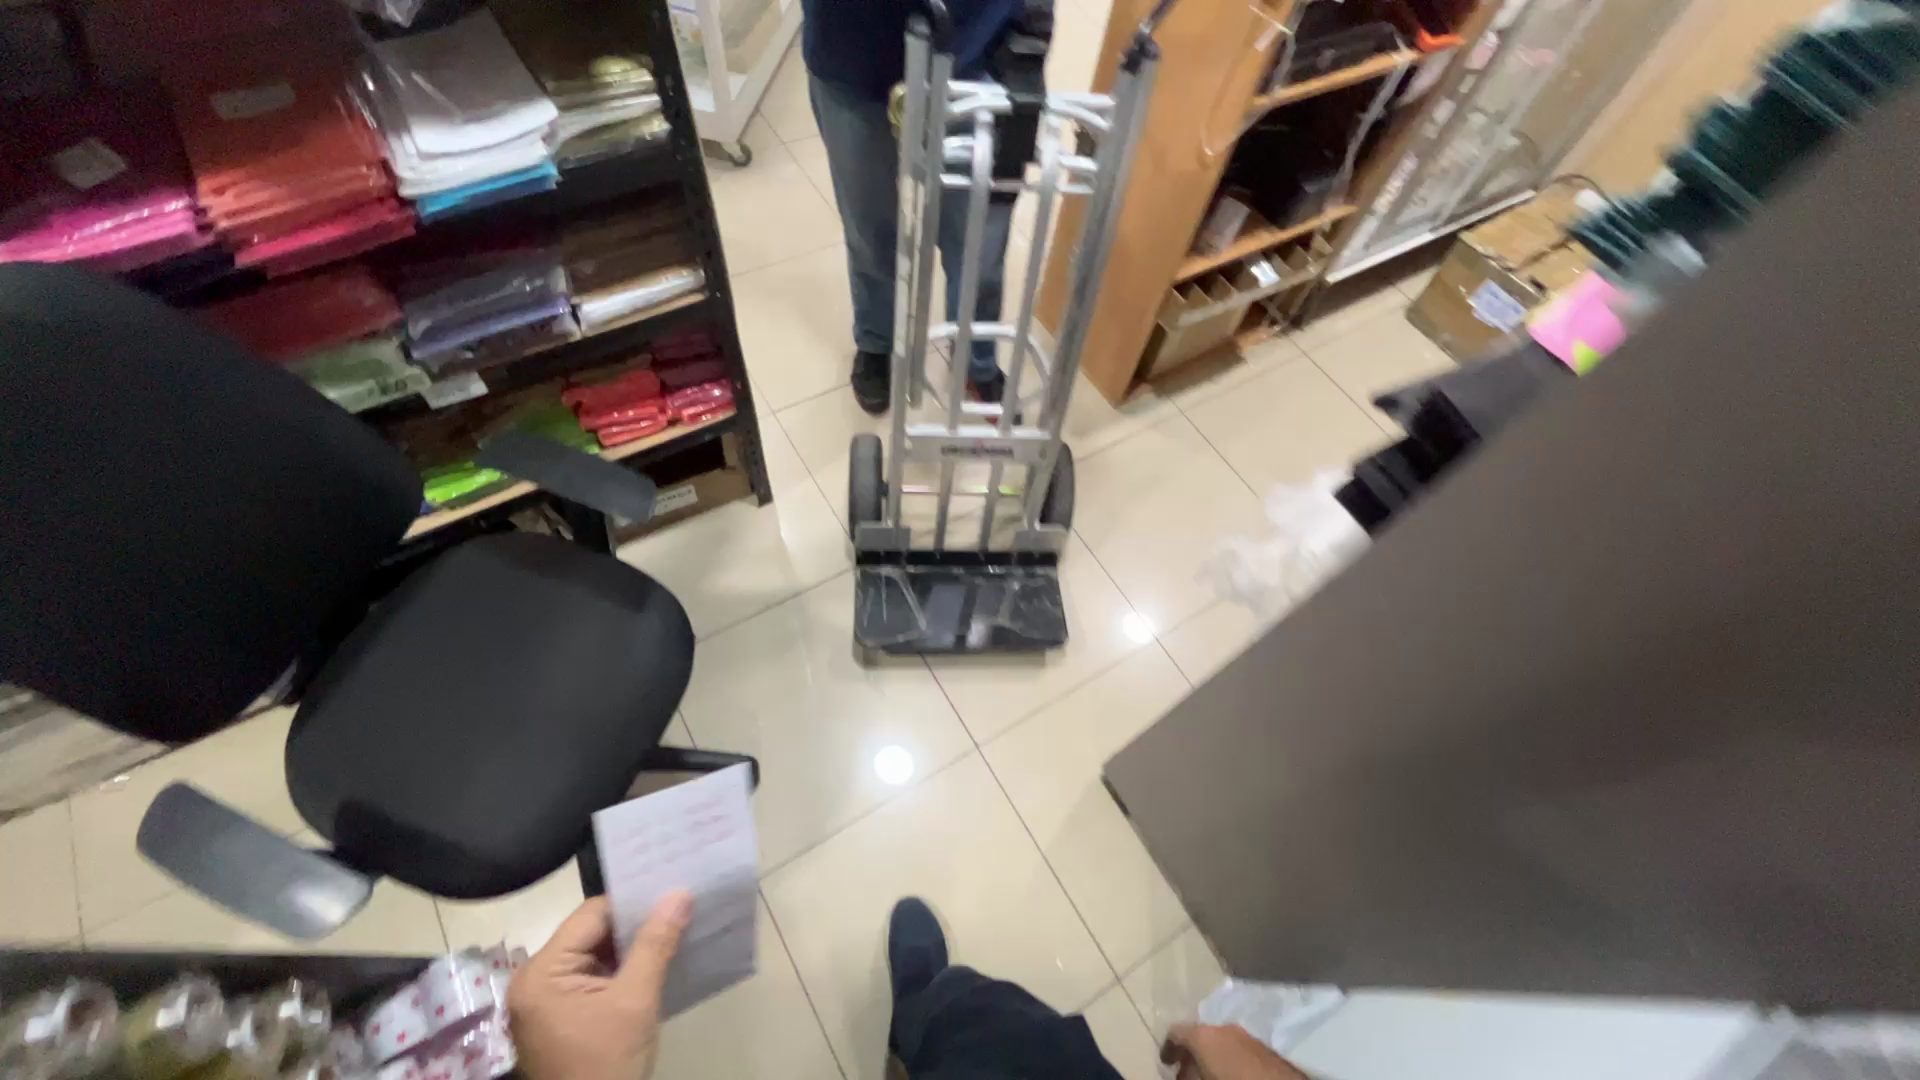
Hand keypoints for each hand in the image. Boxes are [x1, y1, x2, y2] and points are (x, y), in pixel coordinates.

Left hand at [508, 891, 692, 1079]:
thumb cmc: (606, 1066)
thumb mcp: (636, 1000)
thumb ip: (656, 942)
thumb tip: (679, 894)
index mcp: (542, 972)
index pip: (592, 915)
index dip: (633, 904)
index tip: (673, 895)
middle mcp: (535, 980)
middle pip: (592, 931)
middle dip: (635, 924)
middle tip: (679, 909)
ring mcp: (546, 1000)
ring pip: (596, 952)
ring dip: (632, 946)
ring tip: (674, 930)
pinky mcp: (560, 1015)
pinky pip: (595, 975)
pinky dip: (623, 968)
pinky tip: (655, 962)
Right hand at [1161, 1022, 1311, 1079]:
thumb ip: (1188, 1075)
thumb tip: (1183, 1074)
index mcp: (1204, 1035)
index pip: (1176, 1032)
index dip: (1168, 1047)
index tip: (1165, 1064)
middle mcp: (1223, 1028)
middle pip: (1198, 1035)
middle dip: (1190, 1054)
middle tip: (1184, 1075)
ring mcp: (1246, 1036)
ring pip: (1219, 1041)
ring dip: (1210, 1057)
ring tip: (1208, 1075)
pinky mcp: (1265, 1049)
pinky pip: (1237, 1049)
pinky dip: (1228, 1059)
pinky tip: (1231, 1074)